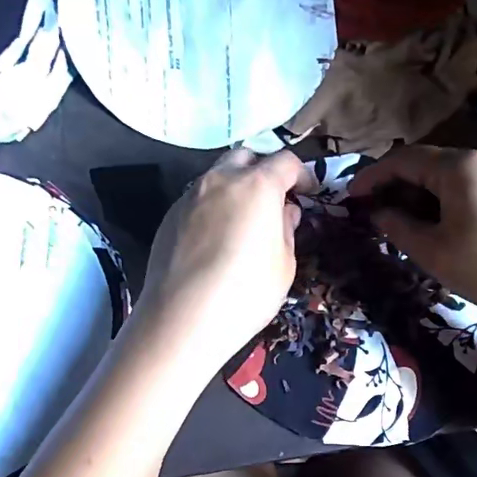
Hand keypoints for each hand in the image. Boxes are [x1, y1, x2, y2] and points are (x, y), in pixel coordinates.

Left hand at [136, 148, 314, 363]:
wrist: (183, 319)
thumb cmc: (246, 293)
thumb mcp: (284, 265)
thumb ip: (286, 230)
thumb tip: (285, 212)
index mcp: (257, 185)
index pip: (286, 162)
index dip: (302, 175)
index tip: (308, 193)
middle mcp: (220, 180)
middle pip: (246, 157)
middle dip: (264, 170)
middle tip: (274, 199)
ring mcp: (190, 196)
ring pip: (218, 176)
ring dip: (236, 187)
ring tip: (244, 220)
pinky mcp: (169, 217)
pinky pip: (198, 199)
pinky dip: (214, 207)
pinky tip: (217, 239)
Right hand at [349, 146, 476, 326]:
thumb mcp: (433, 251)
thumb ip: (399, 227)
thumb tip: (380, 213)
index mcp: (458, 166)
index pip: (403, 159)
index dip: (372, 176)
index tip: (351, 197)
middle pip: (428, 163)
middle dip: (397, 185)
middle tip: (376, 212)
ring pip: (449, 176)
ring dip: (421, 194)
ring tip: (404, 222)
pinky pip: (470, 186)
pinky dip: (446, 200)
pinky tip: (440, 225)